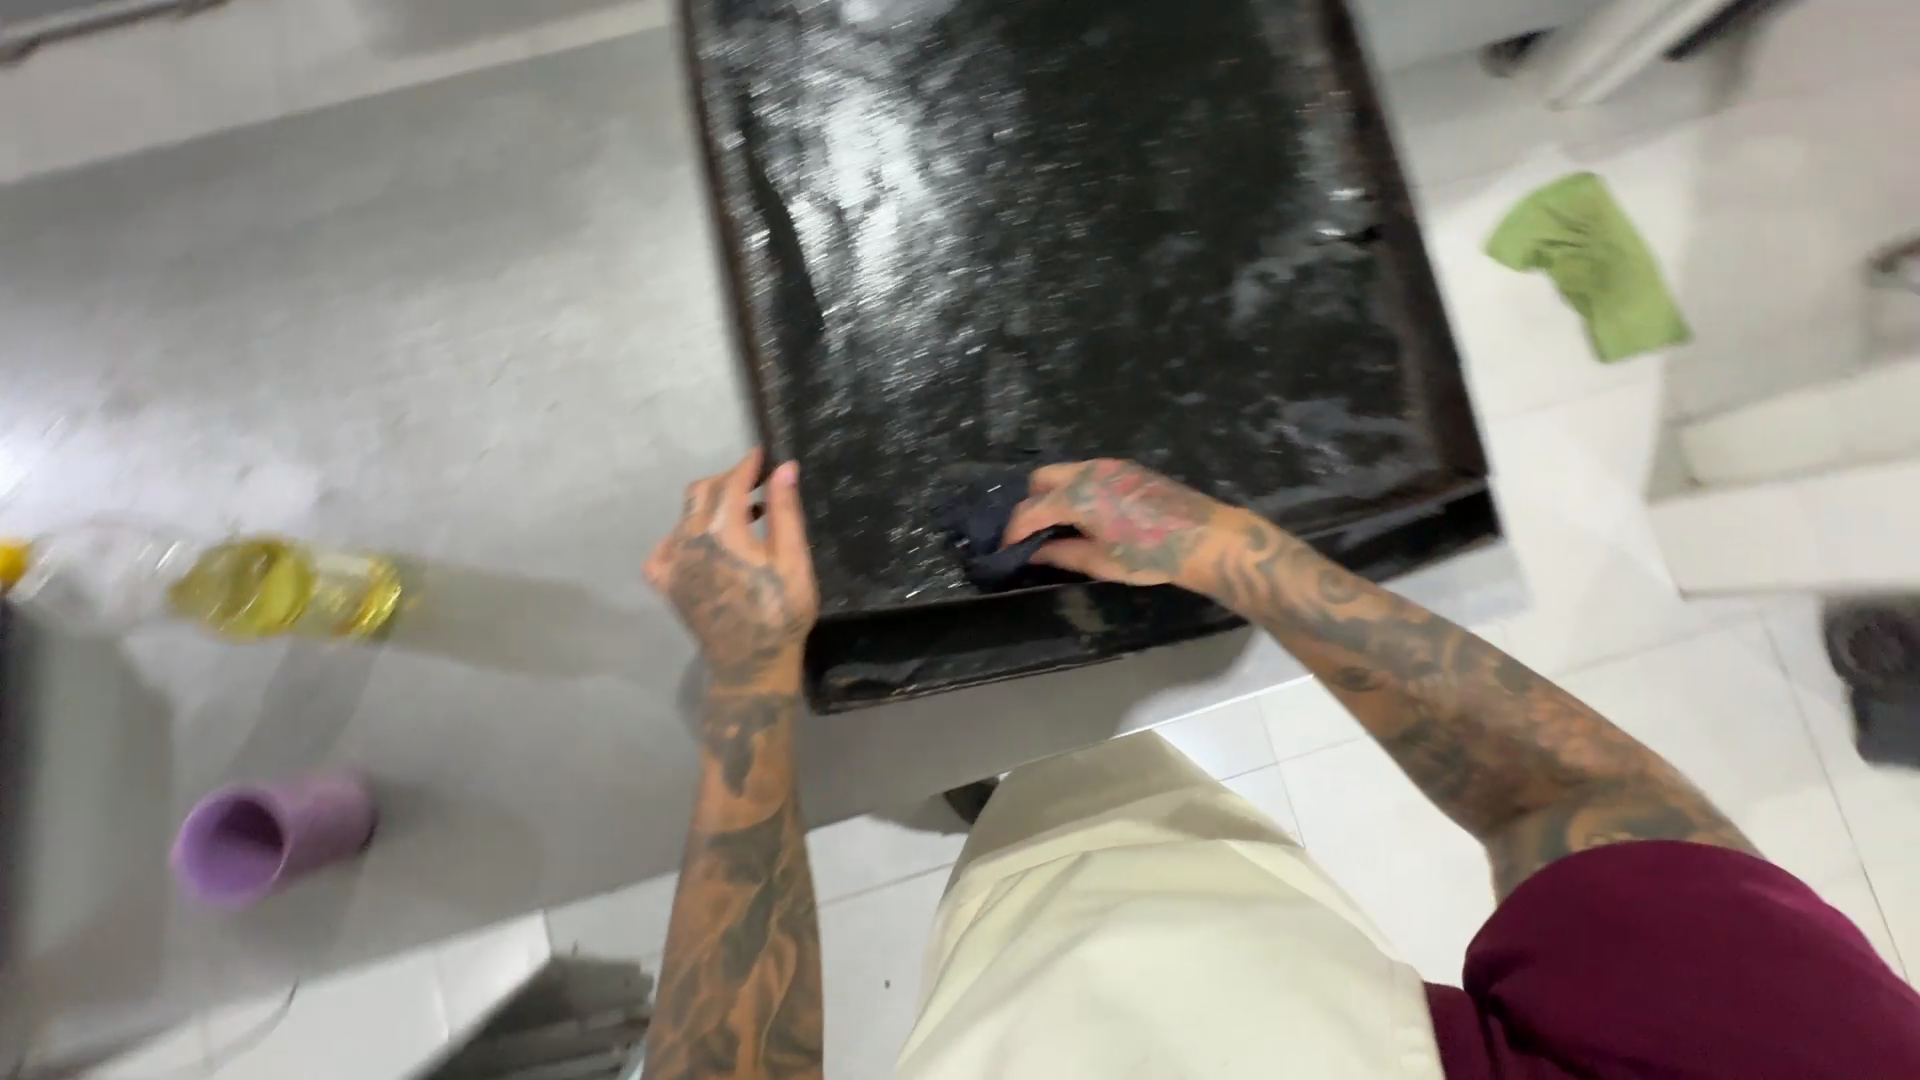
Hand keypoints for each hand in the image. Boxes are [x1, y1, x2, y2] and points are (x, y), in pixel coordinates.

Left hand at [646, 449, 818, 686]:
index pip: (730, 484)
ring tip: (743, 514)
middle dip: (728, 481)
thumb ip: (785, 512)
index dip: (747, 466)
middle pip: (701, 492)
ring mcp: (671, 563)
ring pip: (684, 516)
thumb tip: (784, 468)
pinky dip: (685, 535)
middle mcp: (687, 541)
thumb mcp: (793, 561)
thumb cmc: (781, 613)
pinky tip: (704, 544)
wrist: (751, 664)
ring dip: (710, 506)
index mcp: (721, 532)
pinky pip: (666, 546)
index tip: (762, 454)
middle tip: (757, 484)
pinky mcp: (666, 582)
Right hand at [1002, 459, 1234, 589]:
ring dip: (1052, 495)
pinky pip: (1086, 473)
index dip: (1013, 532)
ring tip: (1057, 525)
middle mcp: (1087, 472)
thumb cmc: (1149, 555)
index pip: (1029, 511)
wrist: (1204, 538)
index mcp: (1076, 496)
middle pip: (1041, 480)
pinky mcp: (1127, 468)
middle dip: (1030, 505)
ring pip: (1065, 472)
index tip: (1006, 549)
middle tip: (1031, 534)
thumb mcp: (1099, 561)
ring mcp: (1109, 465)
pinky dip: (1074, 489)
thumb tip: (1032, 554)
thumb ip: (1060, 554)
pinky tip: (1085, 514)